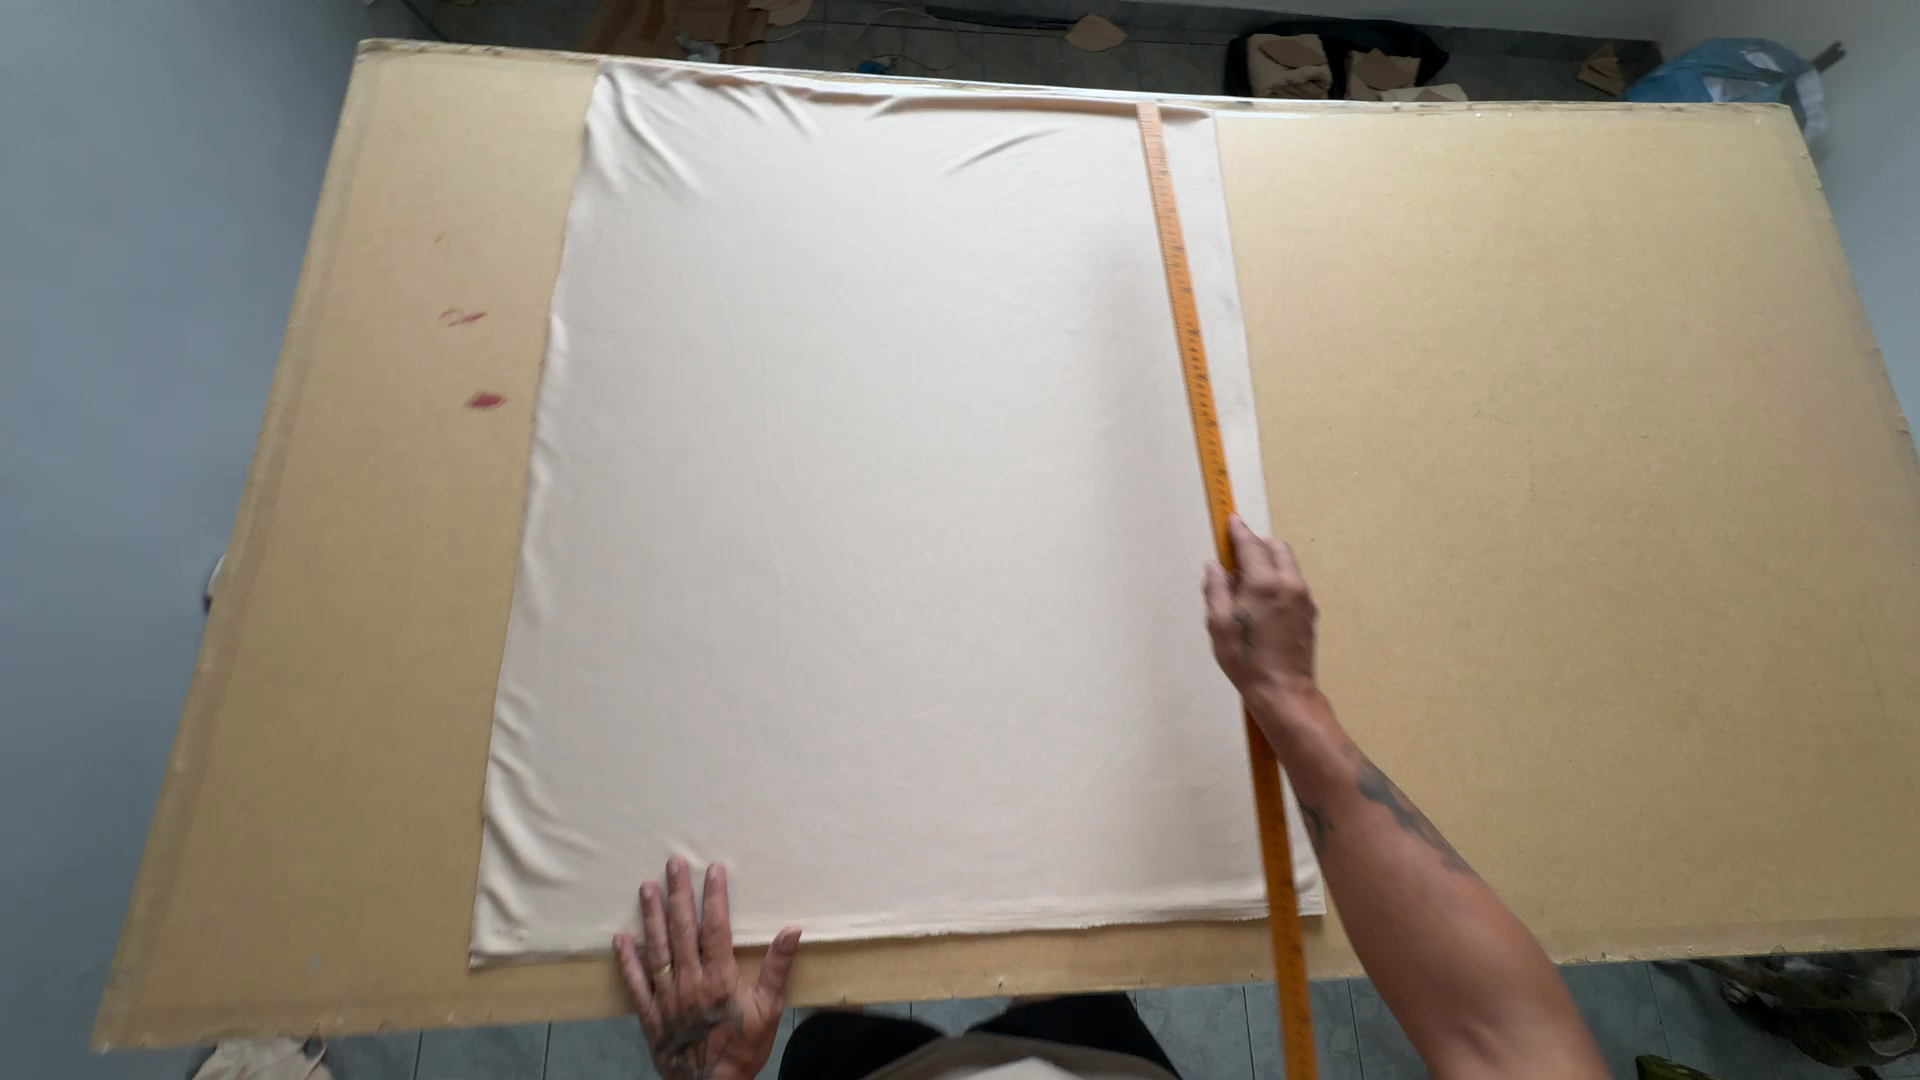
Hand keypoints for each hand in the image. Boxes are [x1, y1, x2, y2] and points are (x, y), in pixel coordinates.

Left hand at [615, 858, 801, 1079]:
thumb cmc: (744, 1048)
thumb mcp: (770, 1009)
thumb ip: (778, 967)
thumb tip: (792, 928)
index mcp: (719, 978)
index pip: (715, 927)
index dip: (714, 896)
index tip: (712, 869)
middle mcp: (689, 982)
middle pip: (682, 930)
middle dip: (678, 894)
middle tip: (673, 863)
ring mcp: (666, 998)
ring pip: (657, 949)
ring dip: (652, 916)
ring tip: (647, 887)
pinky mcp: (650, 1016)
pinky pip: (636, 984)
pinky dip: (627, 960)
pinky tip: (620, 938)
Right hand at [1202, 516, 1318, 718]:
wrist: (1283, 690)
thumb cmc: (1245, 659)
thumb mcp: (1218, 624)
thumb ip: (1216, 589)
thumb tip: (1216, 566)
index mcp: (1264, 583)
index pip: (1250, 545)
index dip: (1238, 531)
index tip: (1230, 520)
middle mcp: (1289, 583)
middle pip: (1275, 547)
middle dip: (1256, 544)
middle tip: (1235, 555)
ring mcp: (1303, 597)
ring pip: (1287, 563)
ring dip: (1268, 560)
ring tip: (1246, 580)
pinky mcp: (1309, 611)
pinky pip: (1292, 581)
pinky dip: (1277, 577)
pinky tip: (1262, 598)